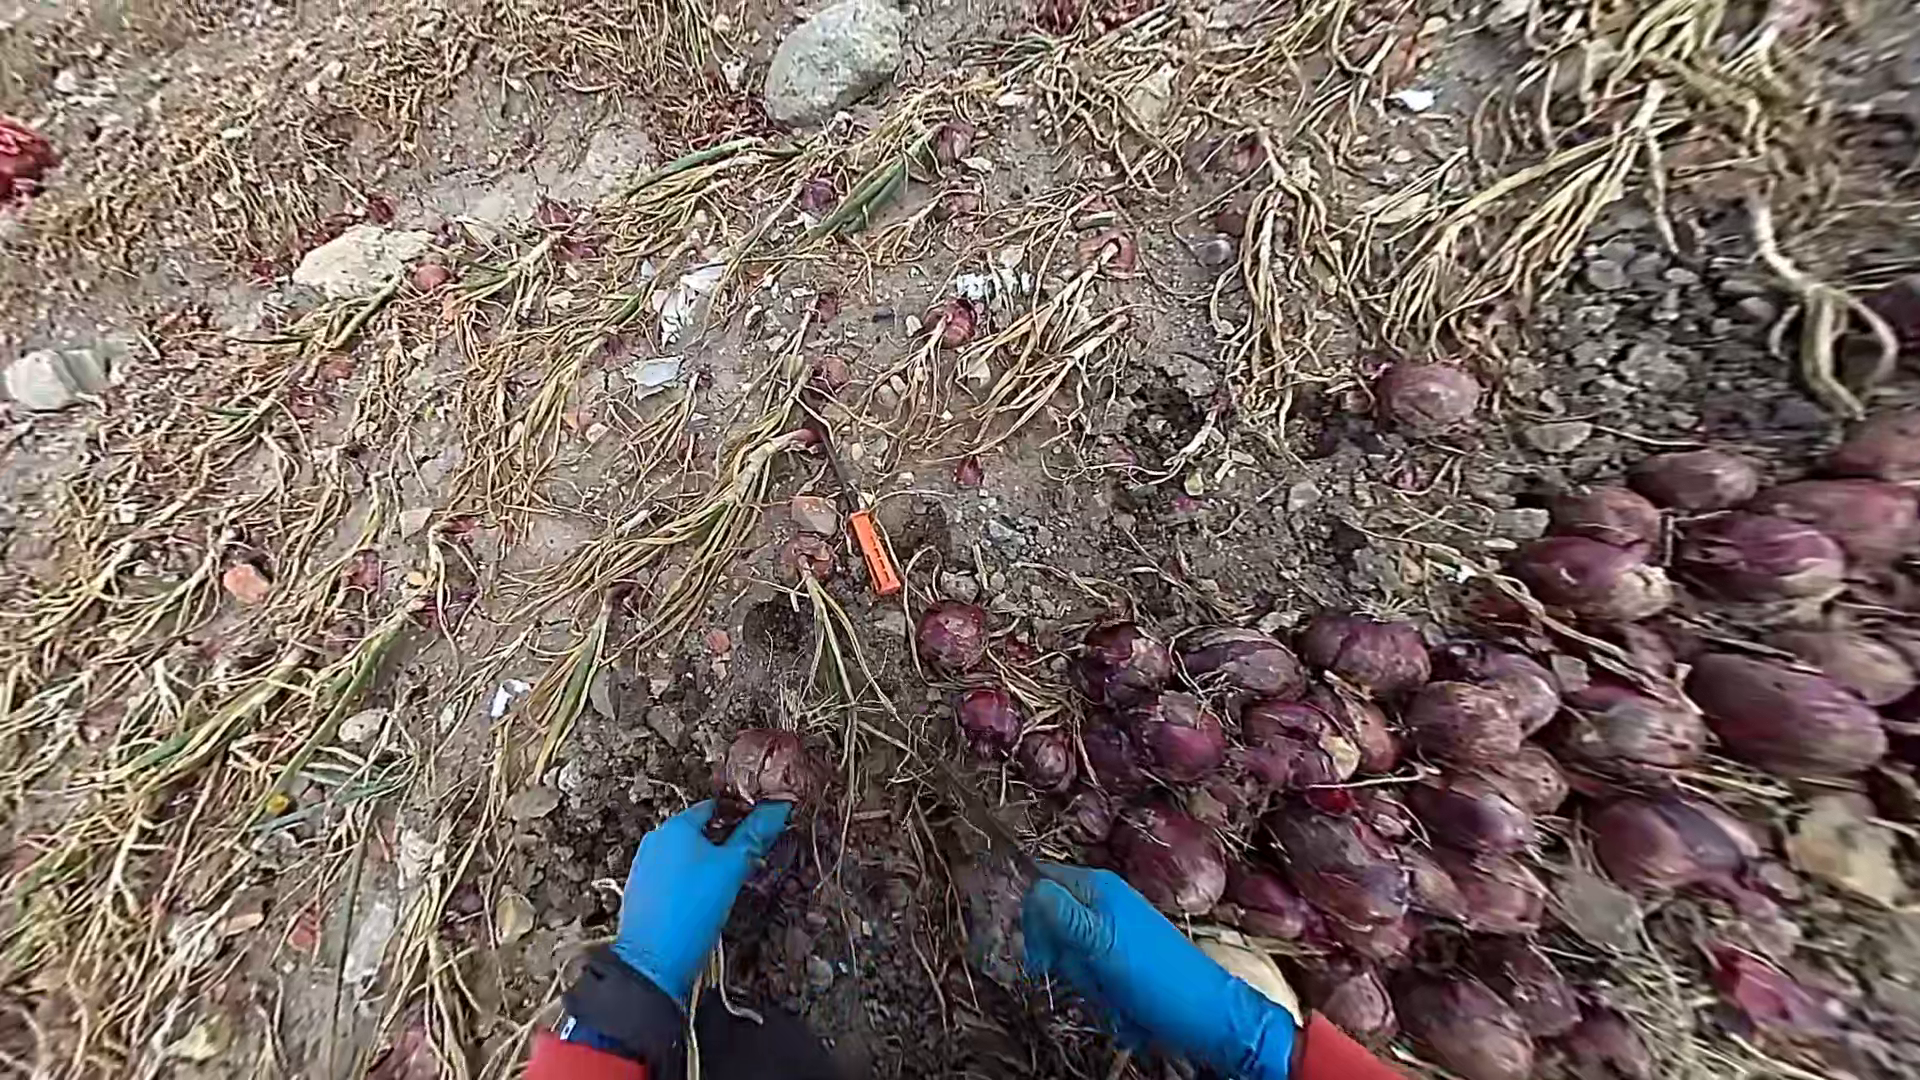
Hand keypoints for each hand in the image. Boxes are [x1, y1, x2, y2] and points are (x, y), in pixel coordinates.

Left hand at [614, 799, 791, 1005]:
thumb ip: (755, 834)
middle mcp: (656, 841)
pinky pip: (674, 876)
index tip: (759, 828)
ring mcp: (645, 868)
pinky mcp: (642, 894)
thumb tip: (777, 807)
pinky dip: (693, 880)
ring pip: (688, 854)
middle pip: (701, 830)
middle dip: (727, 841)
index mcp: (676, 826)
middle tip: (749, 856)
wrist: (651, 968)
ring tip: (731, 879)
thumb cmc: (691, 910)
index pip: (715, 806)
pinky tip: (707, 898)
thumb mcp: (733, 867)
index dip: (741, 814)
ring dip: (710, 862)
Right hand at [1022, 864, 1295, 1079]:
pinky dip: (1097, 989)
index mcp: (1094, 884)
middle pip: (1052, 919)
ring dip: (1080, 977)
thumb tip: (1029, 886)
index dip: (1032, 914)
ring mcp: (1112, 928)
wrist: (1206, 1015)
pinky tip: (1115, 1002)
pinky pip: (1090, 969)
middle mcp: (1101, 899)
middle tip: (1081, 973)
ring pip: (1069, 950)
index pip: (1042, 882)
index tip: (1038, 950)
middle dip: (1061, 954)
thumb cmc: (1152, 974)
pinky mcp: (1121, 956)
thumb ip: (1061, 913)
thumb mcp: (1099, 942)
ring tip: (1105, 991)